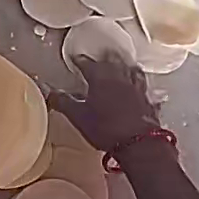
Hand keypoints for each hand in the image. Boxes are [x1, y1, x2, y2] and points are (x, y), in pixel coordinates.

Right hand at [47, 54, 163, 152]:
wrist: (137, 143)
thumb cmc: (105, 128)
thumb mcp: (78, 116)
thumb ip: (64, 102)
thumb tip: (50, 93)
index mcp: (100, 77)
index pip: (87, 63)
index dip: (79, 60)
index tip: (75, 57)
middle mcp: (120, 77)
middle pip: (113, 61)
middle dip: (105, 57)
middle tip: (101, 55)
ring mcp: (137, 88)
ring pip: (131, 70)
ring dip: (125, 67)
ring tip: (122, 65)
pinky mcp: (148, 101)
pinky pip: (144, 89)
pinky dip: (141, 87)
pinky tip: (141, 89)